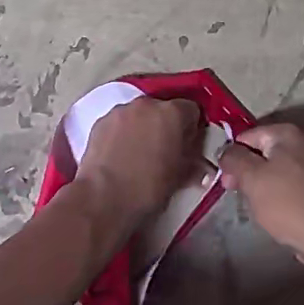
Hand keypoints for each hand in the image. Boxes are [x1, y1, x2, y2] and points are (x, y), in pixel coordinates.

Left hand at [78, 97, 201, 221]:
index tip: (188, 145)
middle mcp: (148, 104)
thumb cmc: (149, 187)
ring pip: (140, 114)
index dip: (192, 128)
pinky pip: (120, 123)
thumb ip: (196, 163)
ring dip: (143, 128)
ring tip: (139, 154)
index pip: (192, 110)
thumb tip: (203, 168)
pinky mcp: (100, 122)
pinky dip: (123, 133)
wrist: (103, 199)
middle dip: (167, 126)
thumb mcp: (182, 176)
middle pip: (164, 109)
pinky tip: (120, 155)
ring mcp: (121, 111)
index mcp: (173, 113)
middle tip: (165, 151)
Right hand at [217, 123, 303, 268]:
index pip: (248, 135)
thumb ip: (234, 159)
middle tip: (236, 193)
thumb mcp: (252, 178)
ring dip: (261, 184)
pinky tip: (274, 210)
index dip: (232, 155)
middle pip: (263, 150)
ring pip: (275, 168)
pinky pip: (289, 182)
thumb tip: (227, 151)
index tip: (225, 179)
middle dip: (246, 171)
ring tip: (256, 205)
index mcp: (288, 133)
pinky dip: (278, 192)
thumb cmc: (286, 203)